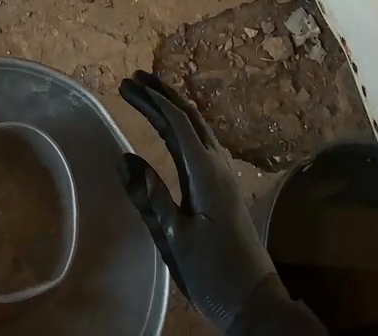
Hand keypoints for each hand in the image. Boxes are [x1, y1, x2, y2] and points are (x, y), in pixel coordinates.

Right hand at [118, 71, 276, 332]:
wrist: (253, 301)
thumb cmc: (212, 271)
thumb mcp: (175, 238)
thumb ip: (150, 196)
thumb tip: (124, 156)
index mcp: (205, 173)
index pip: (177, 123)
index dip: (152, 101)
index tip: (128, 84)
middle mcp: (217, 165)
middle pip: (190, 117)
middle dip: (163, 94)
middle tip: (134, 77)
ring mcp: (224, 175)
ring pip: (197, 127)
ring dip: (174, 107)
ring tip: (150, 93)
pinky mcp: (224, 186)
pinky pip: (201, 141)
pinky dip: (182, 125)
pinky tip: (174, 129)